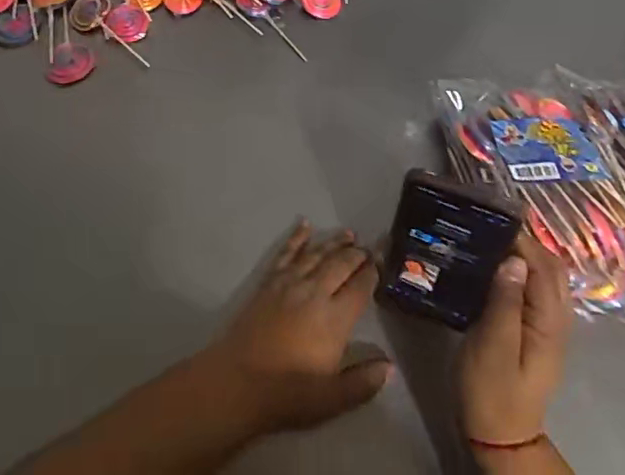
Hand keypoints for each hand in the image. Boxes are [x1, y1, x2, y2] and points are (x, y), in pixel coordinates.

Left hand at [203, 220, 390, 433]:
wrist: (235, 385)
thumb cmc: (286, 394)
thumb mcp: (330, 399)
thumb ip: (362, 382)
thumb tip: (390, 367)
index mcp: (336, 317)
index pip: (362, 285)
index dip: (373, 272)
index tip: (382, 262)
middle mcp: (317, 291)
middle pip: (342, 263)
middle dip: (358, 254)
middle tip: (369, 248)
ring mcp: (291, 283)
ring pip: (318, 254)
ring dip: (335, 242)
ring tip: (349, 234)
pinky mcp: (269, 283)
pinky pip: (287, 253)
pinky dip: (296, 238)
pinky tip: (304, 225)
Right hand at [458, 231, 571, 445]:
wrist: (501, 437)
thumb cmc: (493, 392)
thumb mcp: (493, 347)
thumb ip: (505, 302)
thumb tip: (515, 258)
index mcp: (550, 318)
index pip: (542, 264)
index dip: (520, 240)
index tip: (492, 222)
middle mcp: (558, 317)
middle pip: (550, 266)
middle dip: (525, 242)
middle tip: (491, 229)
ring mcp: (551, 324)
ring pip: (546, 276)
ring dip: (525, 256)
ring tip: (493, 243)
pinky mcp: (538, 331)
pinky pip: (537, 289)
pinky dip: (523, 272)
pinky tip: (500, 270)